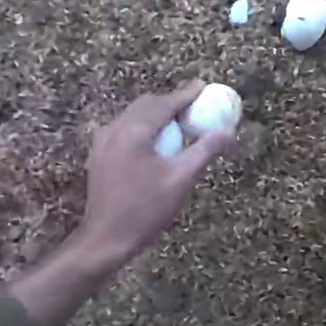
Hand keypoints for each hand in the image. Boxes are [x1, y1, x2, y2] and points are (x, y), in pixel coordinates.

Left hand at [72, 82, 234, 267]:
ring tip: (179, 126)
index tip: (205, 87)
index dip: (187, 94)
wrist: (106, 238)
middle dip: (171, 103)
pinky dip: (143, 129)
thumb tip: (227, 130)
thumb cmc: (146, 209)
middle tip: (194, 109)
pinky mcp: (99, 155)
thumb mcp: (181, 179)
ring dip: (157, 116)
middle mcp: (115, 128)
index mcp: (134, 130)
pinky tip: (156, 145)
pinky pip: (124, 130)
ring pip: (133, 116)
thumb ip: (204, 150)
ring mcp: (103, 141)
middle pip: (147, 105)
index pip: (165, 103)